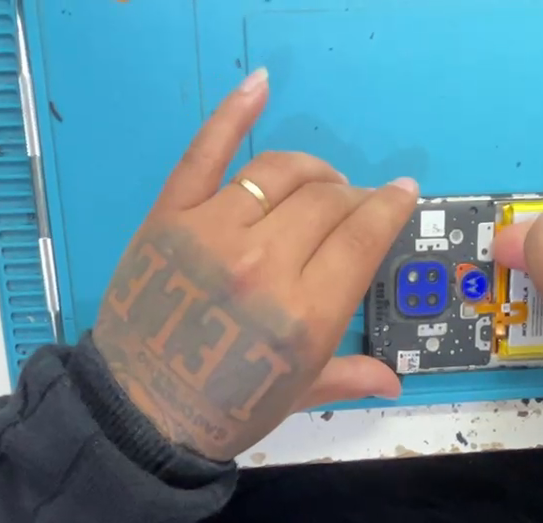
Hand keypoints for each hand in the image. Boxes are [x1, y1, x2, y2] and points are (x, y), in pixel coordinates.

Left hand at [91, 69, 416, 460]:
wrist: (141, 415)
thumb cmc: (226, 411)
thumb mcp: (295, 398)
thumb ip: (347, 377)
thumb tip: (393, 383)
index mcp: (306, 314)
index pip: (362, 236)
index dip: (389, 209)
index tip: (400, 195)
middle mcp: (266, 262)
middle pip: (326, 200)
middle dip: (352, 198)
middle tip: (351, 209)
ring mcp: (214, 231)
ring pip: (279, 171)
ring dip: (311, 169)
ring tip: (319, 181)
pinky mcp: (170, 216)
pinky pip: (205, 152)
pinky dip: (233, 113)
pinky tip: (260, 87)